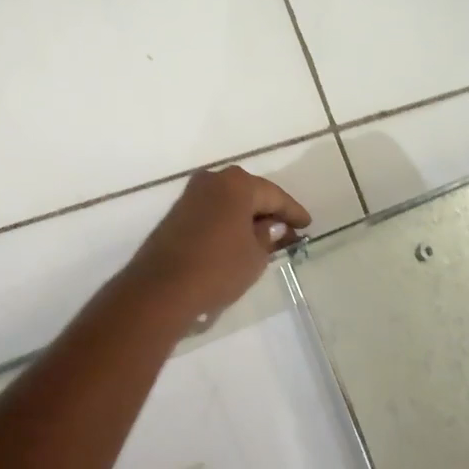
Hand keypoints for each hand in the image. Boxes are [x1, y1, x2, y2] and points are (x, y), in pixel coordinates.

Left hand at [121, 167, 311, 322]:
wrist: (161, 288)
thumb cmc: (217, 268)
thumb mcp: (255, 256)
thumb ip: (268, 236)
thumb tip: (270, 225)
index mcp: (237, 183)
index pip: (274, 195)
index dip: (293, 212)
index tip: (307, 225)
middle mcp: (213, 180)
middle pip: (250, 193)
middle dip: (269, 212)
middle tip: (288, 231)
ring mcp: (191, 194)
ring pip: (229, 202)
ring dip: (247, 217)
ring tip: (265, 238)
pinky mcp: (177, 212)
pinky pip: (213, 211)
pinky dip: (229, 222)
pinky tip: (238, 240)